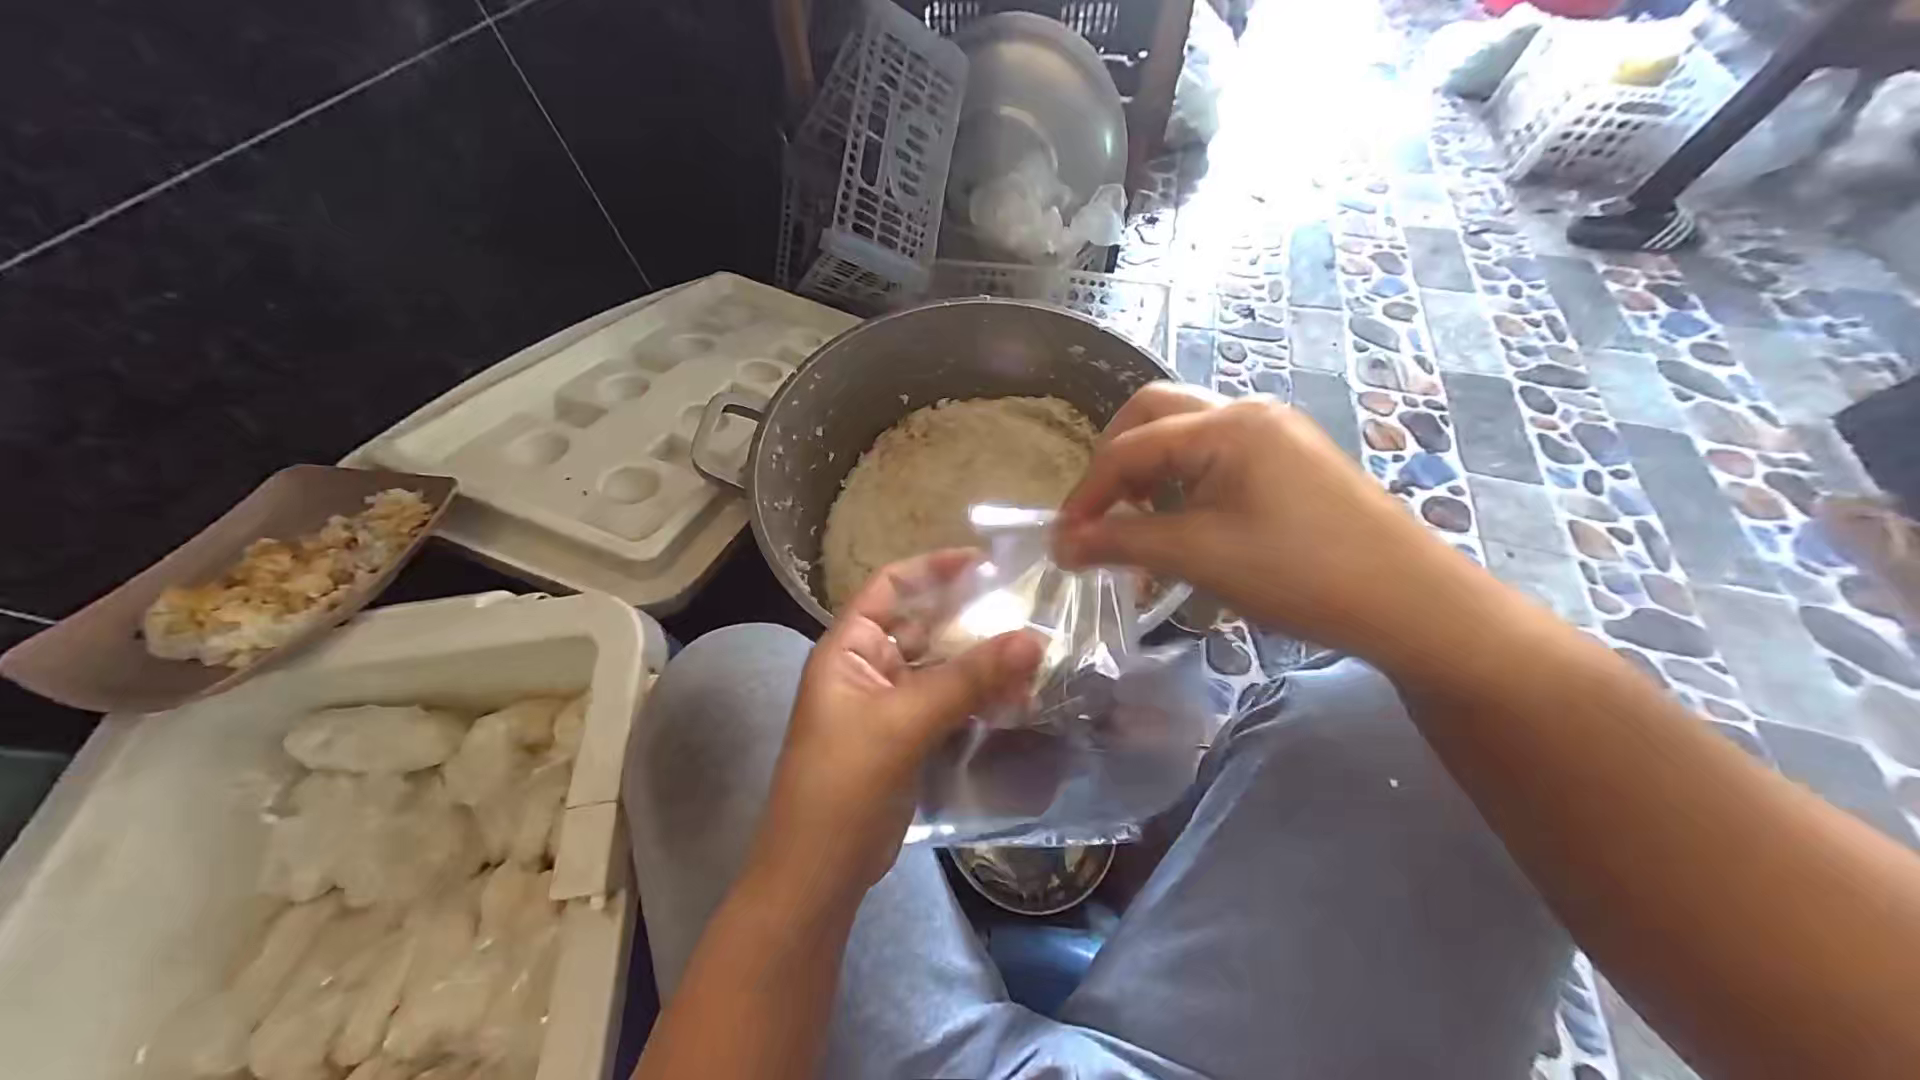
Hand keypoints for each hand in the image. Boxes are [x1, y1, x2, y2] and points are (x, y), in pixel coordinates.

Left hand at [749, 551, 1044, 894]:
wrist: (819, 872)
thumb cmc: (844, 784)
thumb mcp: (904, 723)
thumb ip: (968, 680)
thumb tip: (1034, 639)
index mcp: (848, 649)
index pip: (890, 587)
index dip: (932, 568)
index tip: (985, 563)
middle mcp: (867, 667)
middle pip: (923, 625)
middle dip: (970, 618)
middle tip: (1026, 610)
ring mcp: (889, 704)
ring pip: (941, 667)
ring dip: (980, 661)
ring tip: (1032, 656)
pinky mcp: (908, 736)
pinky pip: (948, 702)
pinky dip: (978, 697)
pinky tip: (1017, 697)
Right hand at [1053, 383, 1490, 667]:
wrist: (1411, 603)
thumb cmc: (1298, 573)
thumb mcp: (1197, 556)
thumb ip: (1120, 542)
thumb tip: (1059, 545)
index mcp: (1225, 425)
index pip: (1129, 448)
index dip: (1086, 494)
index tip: (1062, 540)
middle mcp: (1248, 411)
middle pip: (1154, 415)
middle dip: (1113, 462)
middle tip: (1097, 514)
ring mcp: (1274, 432)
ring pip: (1184, 433)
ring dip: (1147, 470)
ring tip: (1136, 520)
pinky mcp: (1289, 458)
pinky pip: (1215, 454)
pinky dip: (1182, 479)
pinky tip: (1183, 518)